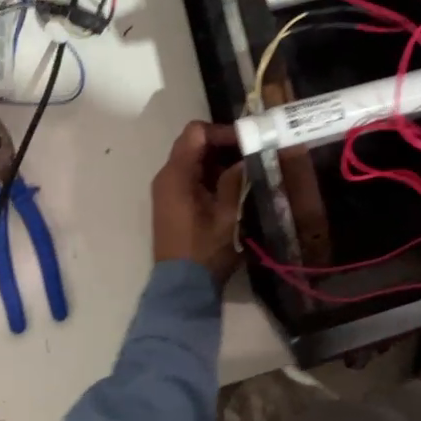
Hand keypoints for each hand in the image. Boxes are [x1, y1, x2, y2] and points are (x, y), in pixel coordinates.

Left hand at [152, 121, 246, 287]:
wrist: (182, 289)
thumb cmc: (205, 251)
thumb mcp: (228, 214)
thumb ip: (236, 180)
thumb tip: (246, 156)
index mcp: (176, 174)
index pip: (197, 132)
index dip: (223, 131)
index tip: (248, 141)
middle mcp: (167, 176)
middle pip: (194, 143)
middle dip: (223, 144)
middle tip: (252, 152)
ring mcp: (168, 189)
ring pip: (194, 158)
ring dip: (219, 159)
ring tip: (248, 167)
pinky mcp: (173, 202)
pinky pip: (192, 175)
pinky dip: (212, 173)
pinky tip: (234, 184)